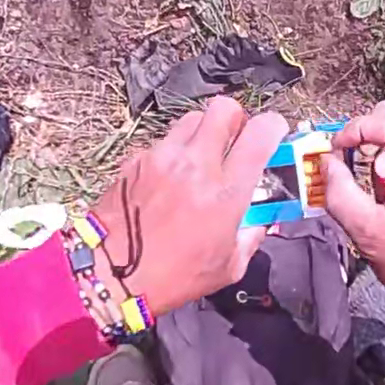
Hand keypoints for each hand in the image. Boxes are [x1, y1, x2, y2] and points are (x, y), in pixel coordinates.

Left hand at [91, 98, 287, 315]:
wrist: (110, 276)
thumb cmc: (175, 276)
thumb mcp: (229, 266)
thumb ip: (251, 236)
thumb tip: (261, 220)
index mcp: (226, 191)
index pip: (260, 134)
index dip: (273, 126)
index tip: (273, 134)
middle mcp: (197, 164)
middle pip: (224, 108)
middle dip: (236, 118)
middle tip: (234, 140)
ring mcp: (163, 157)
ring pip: (193, 118)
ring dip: (204, 131)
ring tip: (201, 156)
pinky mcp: (137, 160)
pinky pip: (164, 141)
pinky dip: (175, 152)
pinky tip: (171, 177)